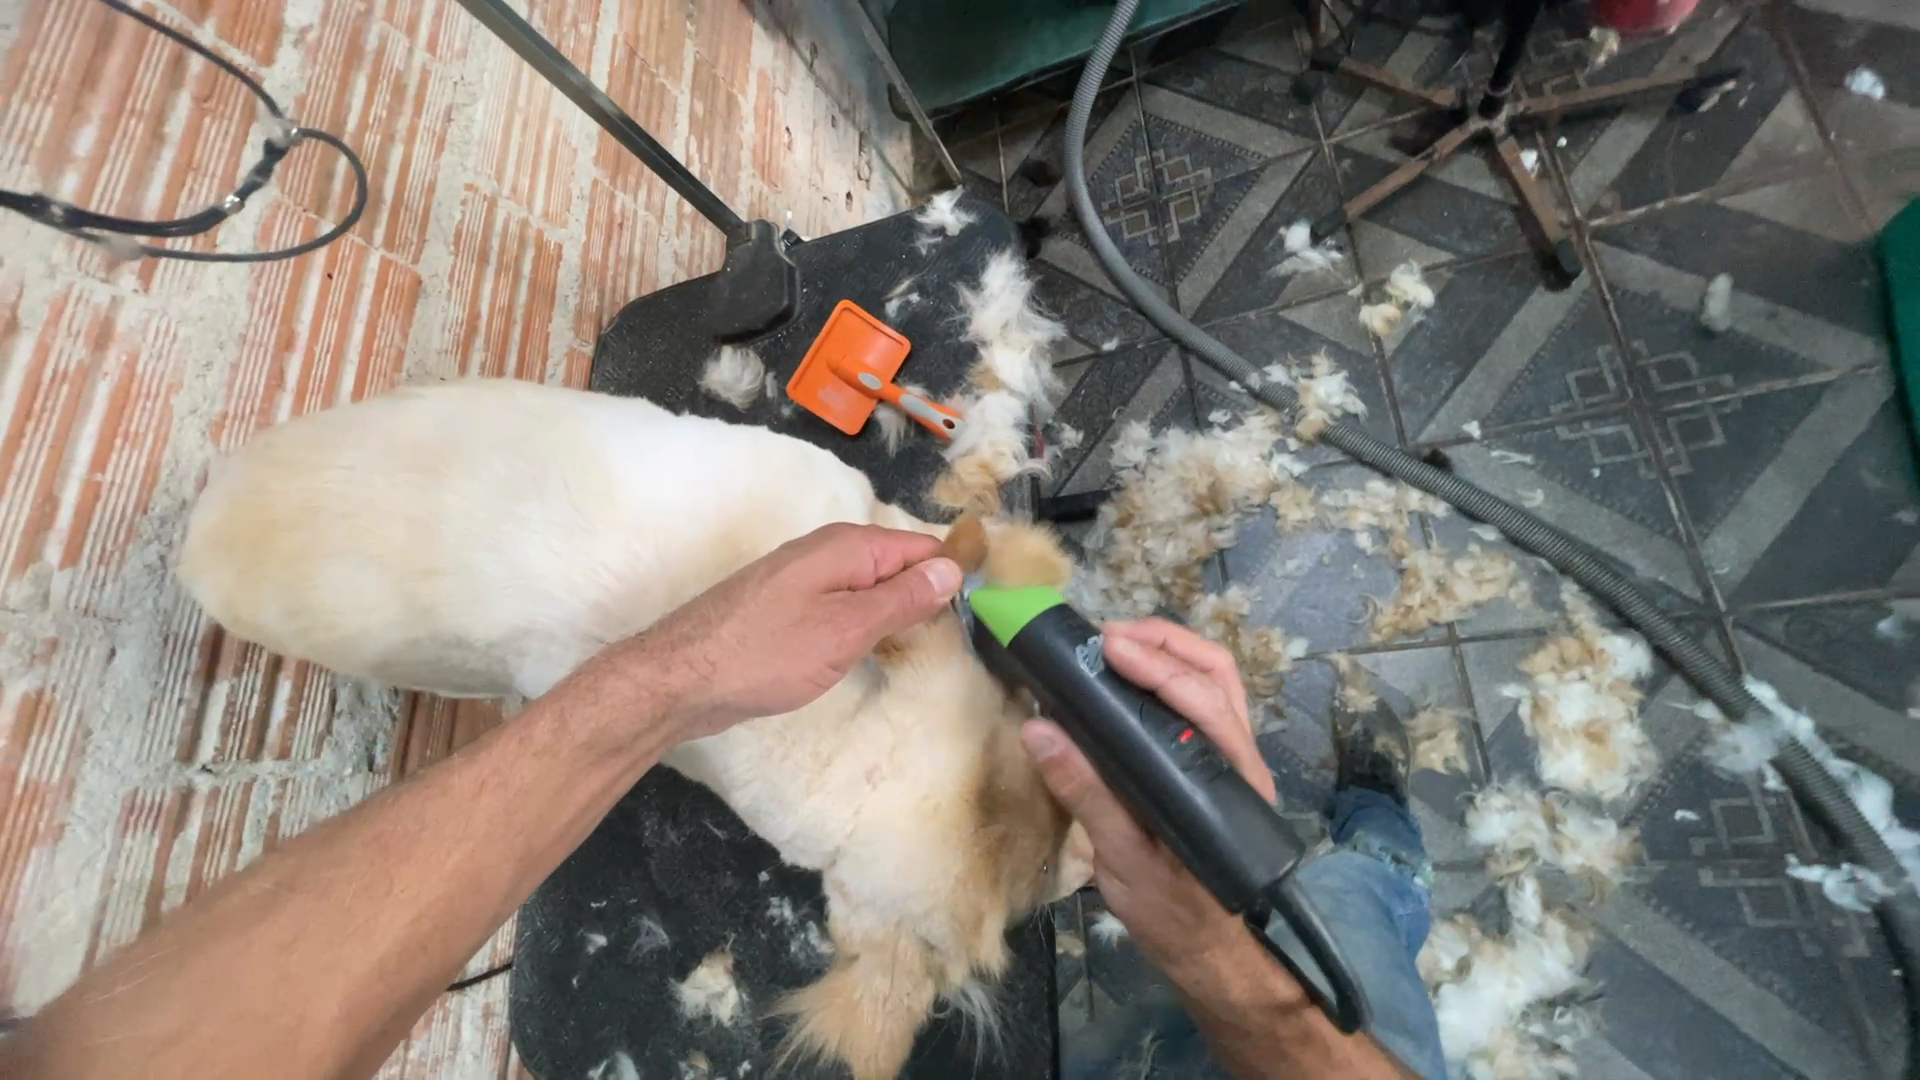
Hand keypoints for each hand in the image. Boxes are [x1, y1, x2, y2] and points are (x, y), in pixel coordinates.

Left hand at [611, 523, 961, 739]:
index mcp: (847, 546)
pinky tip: (871, 650)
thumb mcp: (847, 628)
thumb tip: (951, 568)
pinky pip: (843, 604)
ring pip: (869, 587)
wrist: (679, 679)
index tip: (980, 609)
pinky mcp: (788, 606)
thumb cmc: (768, 653)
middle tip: (955, 638)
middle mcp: (827, 552)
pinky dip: (864, 624)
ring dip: (894, 612)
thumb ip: (902, 598)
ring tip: (921, 647)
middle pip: (895, 564)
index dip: (951, 573)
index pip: (920, 547)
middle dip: (924, 594)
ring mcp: (804, 578)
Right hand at [1021, 618, 1289, 994]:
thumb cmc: (1175, 913)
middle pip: (1215, 672)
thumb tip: (1039, 730)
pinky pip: (1196, 699)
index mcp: (1229, 779)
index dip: (1156, 665)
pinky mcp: (1209, 760)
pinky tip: (1125, 677)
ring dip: (1166, 650)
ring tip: (1112, 644)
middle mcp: (1239, 757)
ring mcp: (1229, 756)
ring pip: (1211, 679)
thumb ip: (1087, 794)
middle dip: (1162, 642)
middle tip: (1105, 636)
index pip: (1203, 700)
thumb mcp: (1125, 861)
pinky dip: (1164, 672)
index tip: (1107, 644)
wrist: (1209, 952)